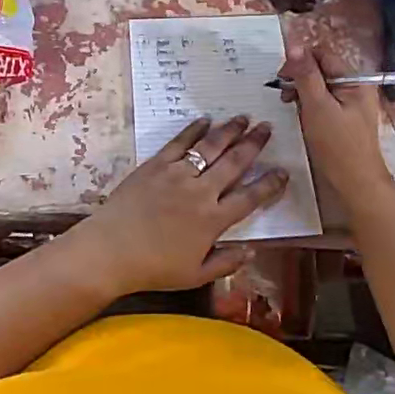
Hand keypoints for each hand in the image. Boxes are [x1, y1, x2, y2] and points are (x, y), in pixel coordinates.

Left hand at [61, 116, 288, 295]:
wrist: (111, 250)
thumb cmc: (154, 267)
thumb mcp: (195, 275)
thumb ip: (225, 262)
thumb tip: (251, 249)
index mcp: (213, 220)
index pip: (250, 198)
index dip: (270, 184)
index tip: (283, 171)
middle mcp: (201, 192)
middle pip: (234, 163)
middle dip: (254, 143)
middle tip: (266, 128)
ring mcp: (178, 174)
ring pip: (210, 146)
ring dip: (229, 130)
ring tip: (243, 118)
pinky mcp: (156, 164)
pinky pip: (179, 142)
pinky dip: (194, 130)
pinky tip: (205, 121)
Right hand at [281, 41, 389, 205]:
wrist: (355, 185)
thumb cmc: (337, 145)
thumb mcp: (317, 106)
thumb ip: (306, 75)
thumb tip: (294, 46)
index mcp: (355, 80)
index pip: (322, 55)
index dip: (300, 62)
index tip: (282, 78)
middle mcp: (355, 87)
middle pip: (320, 69)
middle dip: (300, 78)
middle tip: (284, 95)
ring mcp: (349, 104)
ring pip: (319, 86)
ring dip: (301, 91)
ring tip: (289, 105)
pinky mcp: (342, 118)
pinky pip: (322, 101)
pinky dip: (308, 104)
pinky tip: (299, 115)